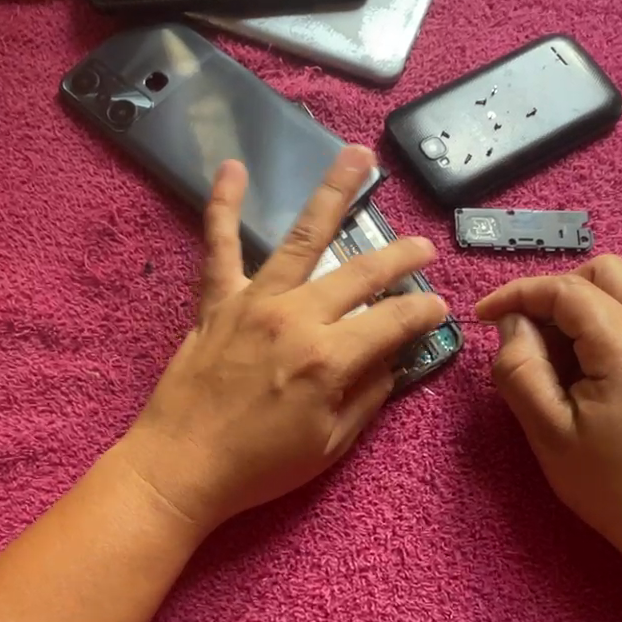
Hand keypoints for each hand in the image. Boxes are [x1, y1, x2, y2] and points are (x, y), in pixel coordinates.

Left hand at [112, 146, 448, 532]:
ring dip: (333, 193)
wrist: (182, 466)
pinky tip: (232, 168)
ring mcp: (254, 302)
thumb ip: (367, 396)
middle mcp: (296, 318)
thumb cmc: (260, 465)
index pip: (395, 322)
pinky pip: (220, 246)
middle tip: (423, 245)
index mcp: (330, 358)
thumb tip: (392, 359)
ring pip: (301, 237)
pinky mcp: (217, 301)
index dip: (424, 313)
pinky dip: (223, 207)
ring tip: (358, 155)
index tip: (439, 308)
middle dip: (400, 256)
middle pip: (360, 273)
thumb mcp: (330, 444)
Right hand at [475, 256, 621, 594]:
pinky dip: (599, 322)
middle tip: (523, 333)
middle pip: (602, 272)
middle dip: (553, 291)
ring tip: (549, 354)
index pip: (566, 289)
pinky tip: (580, 367)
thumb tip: (510, 324)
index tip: (482, 317)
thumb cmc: (610, 486)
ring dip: (577, 305)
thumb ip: (520, 369)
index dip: (517, 293)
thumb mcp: (548, 432)